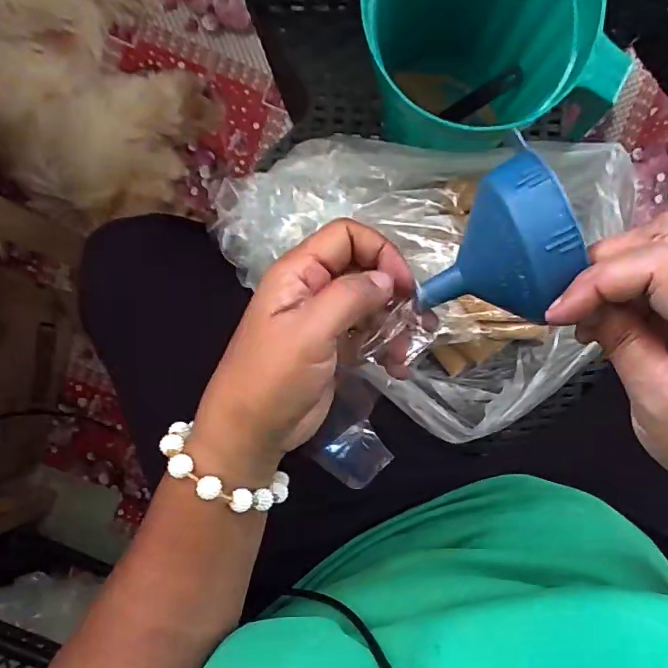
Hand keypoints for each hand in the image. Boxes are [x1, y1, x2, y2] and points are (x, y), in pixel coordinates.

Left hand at [191, 219, 415, 479]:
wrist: (251, 431)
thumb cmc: (273, 377)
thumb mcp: (311, 331)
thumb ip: (351, 296)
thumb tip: (388, 279)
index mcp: (299, 273)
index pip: (346, 236)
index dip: (380, 252)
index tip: (403, 285)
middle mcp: (312, 290)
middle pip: (364, 269)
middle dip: (393, 292)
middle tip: (416, 321)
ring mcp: (324, 321)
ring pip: (371, 305)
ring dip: (395, 324)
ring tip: (404, 354)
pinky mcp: (334, 349)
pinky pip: (368, 335)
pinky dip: (387, 347)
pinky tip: (396, 369)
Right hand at [544, 211, 667, 504]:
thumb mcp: (657, 402)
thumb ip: (623, 343)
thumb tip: (585, 306)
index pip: (659, 265)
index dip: (599, 279)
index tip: (558, 311)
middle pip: (664, 241)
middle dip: (605, 267)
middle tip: (568, 309)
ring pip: (666, 245)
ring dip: (618, 270)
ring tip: (588, 310)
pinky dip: (631, 283)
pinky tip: (610, 315)